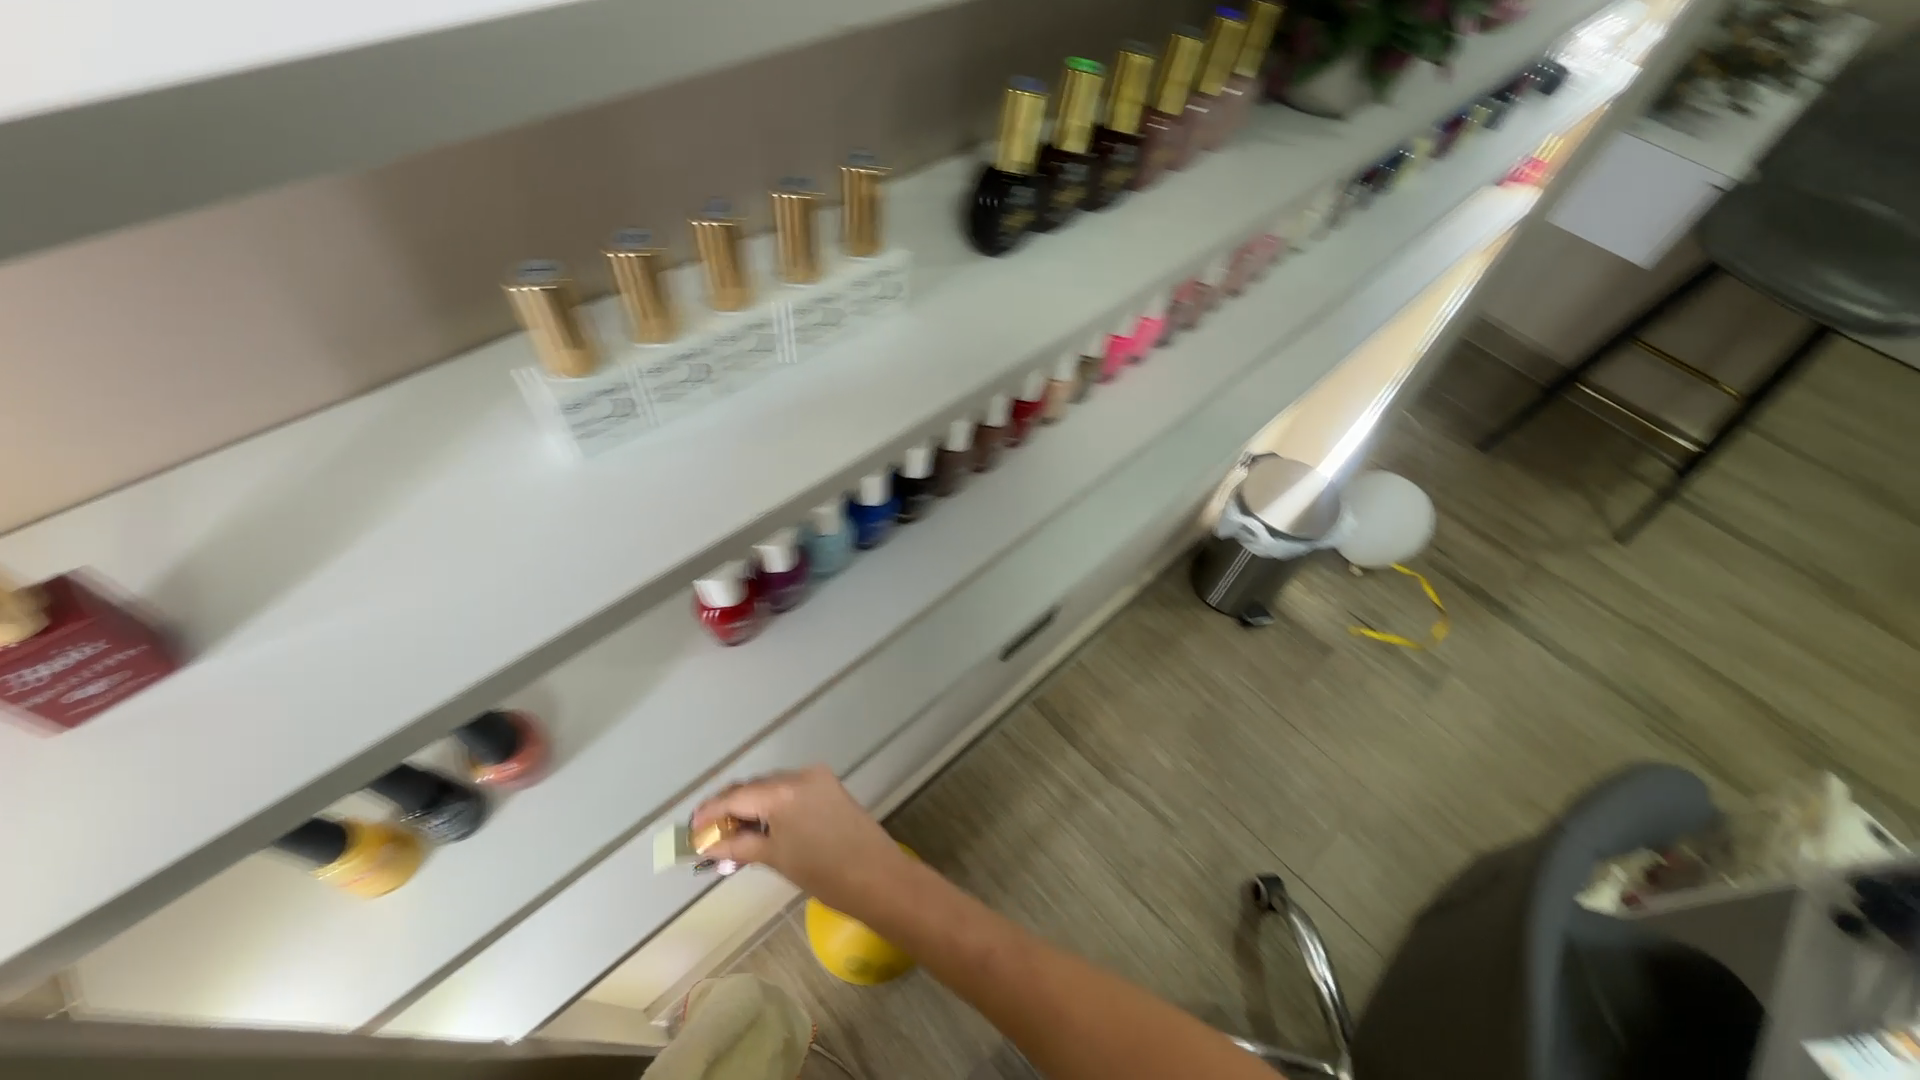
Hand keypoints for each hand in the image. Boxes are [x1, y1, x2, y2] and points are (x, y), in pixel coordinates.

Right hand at [691, 766, 915, 914]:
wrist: (878, 878)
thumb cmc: (824, 874)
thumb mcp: (775, 859)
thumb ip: (738, 845)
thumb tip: (707, 844)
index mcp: (782, 791)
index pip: (735, 797)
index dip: (709, 813)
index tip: (691, 831)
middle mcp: (799, 775)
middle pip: (752, 787)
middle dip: (729, 809)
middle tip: (709, 835)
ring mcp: (817, 778)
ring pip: (771, 787)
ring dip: (750, 807)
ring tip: (732, 834)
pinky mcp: (830, 786)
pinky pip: (790, 790)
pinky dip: (773, 805)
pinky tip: (761, 827)